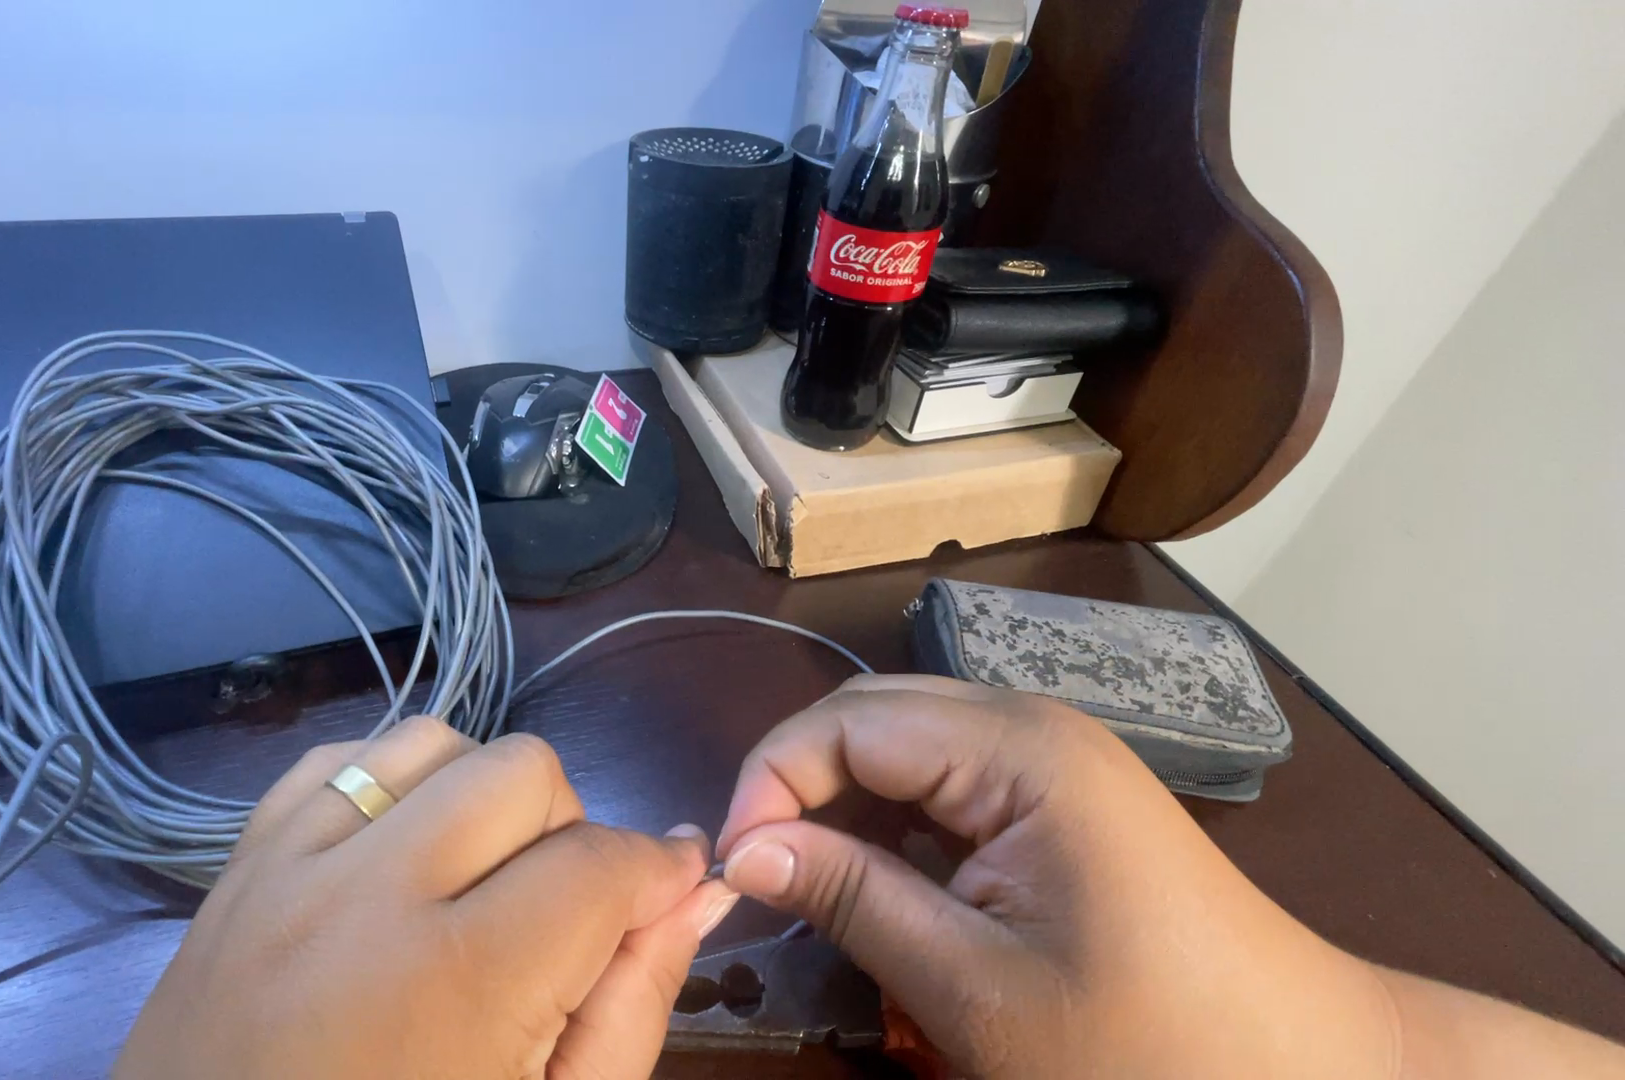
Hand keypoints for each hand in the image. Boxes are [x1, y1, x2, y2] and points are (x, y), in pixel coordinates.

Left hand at [116, 716, 739, 1079]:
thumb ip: (634, 1002)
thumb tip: (694, 884)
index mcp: (452, 986)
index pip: (599, 863)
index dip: (658, 872)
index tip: (670, 893)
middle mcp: (362, 897)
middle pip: (522, 769)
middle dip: (565, 833)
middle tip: (550, 919)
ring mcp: (284, 870)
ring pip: (433, 741)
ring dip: (479, 798)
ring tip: (471, 884)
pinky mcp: (235, 867)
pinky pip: (342, 760)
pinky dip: (393, 788)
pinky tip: (397, 857)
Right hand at [714, 674, 1401, 1078]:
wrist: (1321, 1077)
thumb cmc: (1156, 1053)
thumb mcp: (979, 989)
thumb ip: (853, 898)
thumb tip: (744, 850)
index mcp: (1015, 748)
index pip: (848, 723)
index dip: (773, 780)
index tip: (734, 863)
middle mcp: (1023, 719)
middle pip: (868, 714)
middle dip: (798, 778)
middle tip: (760, 864)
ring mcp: (1040, 746)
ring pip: (896, 736)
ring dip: (838, 795)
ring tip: (807, 873)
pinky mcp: (1045, 782)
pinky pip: (935, 770)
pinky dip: (885, 813)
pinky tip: (875, 871)